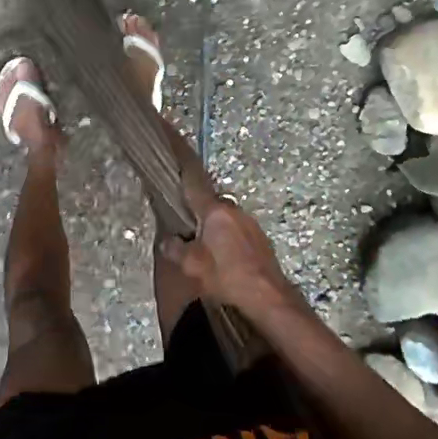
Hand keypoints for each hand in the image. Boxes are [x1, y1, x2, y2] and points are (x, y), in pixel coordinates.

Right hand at [156, 125, 300, 315]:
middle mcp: (235, 211)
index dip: (180, 161)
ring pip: (222, 219)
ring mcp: (250, 225)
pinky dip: (225, 239)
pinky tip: (222, 260)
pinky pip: (235, 232)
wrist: (270, 300)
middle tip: (182, 228)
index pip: (193, 180)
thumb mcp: (193, 267)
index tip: (171, 138)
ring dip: (211, 228)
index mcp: (216, 211)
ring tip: (202, 250)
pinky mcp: (260, 241)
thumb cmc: (229, 279)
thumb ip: (176, 250)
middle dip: (195, 212)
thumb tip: (167, 241)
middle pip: (208, 203)